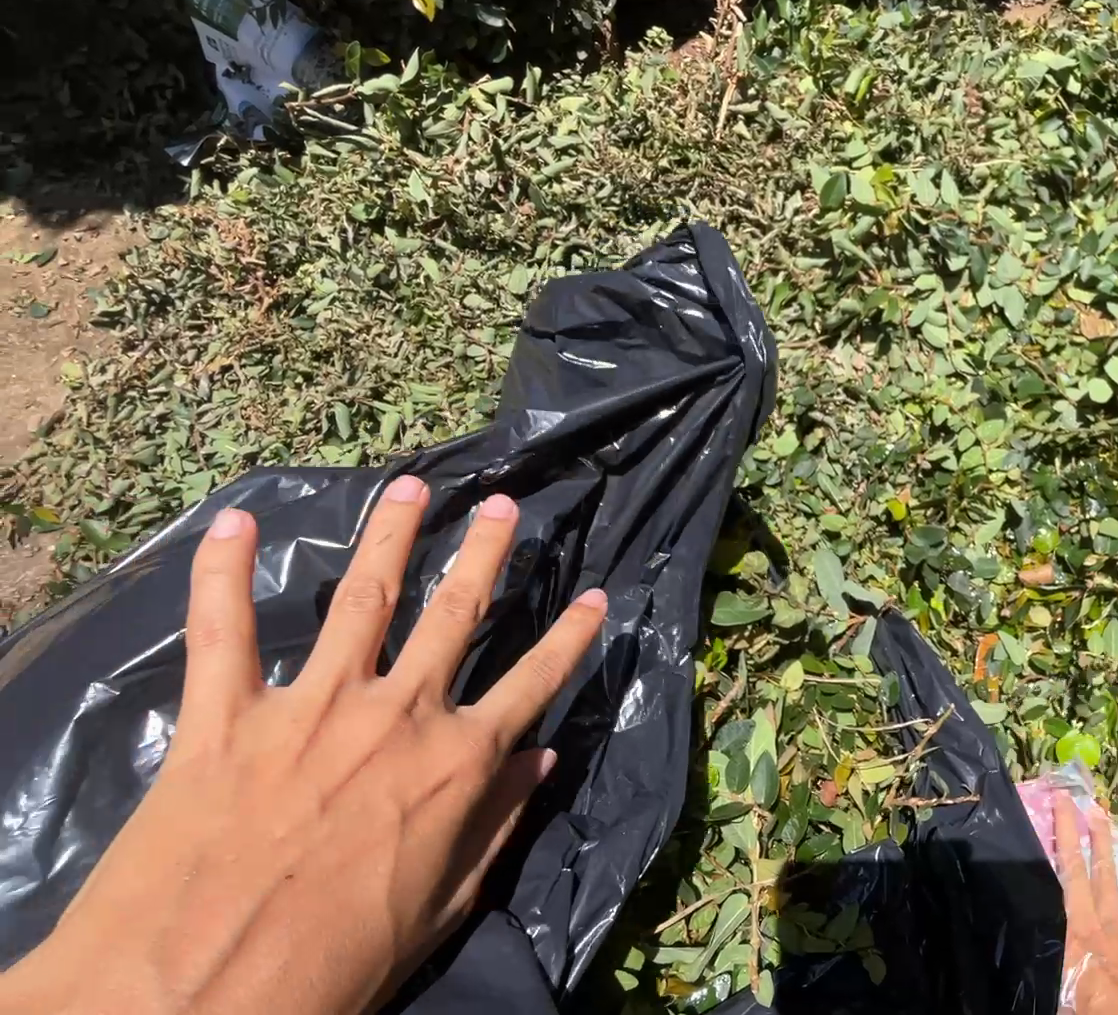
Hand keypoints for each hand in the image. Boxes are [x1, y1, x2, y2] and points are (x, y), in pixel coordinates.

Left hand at [0, 476, 606, 1014]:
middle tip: (505, 505)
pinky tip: (233, 522)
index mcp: (459, 762)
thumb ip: (499, 819)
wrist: (187, 1006)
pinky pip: (222, 635)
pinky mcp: (226, 721)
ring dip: (393, 537)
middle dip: (487, 553)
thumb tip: (543, 757)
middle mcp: (400, 715)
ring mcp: (314, 709)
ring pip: (364, 601)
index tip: (599, 594)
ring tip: (413, 486)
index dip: (574, 634)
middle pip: (457, 614)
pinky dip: (222, 575)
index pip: (537, 679)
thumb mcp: (446, 900)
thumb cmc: (337, 962)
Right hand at [1052, 790, 1117, 1014]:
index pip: (1056, 883)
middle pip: (1079, 871)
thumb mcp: (1057, 995)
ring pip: (1111, 880)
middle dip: (1072, 833)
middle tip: (1068, 798)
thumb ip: (1044, 968)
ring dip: (1105, 846)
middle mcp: (1094, 926)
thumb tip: (1021, 951)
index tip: (1040, 819)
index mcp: (1069, 938)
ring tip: (1101, 813)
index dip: (1049, 848)